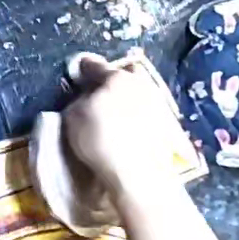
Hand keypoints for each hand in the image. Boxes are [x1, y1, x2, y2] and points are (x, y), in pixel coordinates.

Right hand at [60, 52, 189, 203]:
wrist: (137, 173)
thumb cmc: (100, 138)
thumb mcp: (72, 116)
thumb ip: (78, 101)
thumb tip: (85, 99)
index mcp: (116, 78)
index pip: (96, 66)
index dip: (84, 67)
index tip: (79, 66)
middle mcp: (140, 84)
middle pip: (122, 76)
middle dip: (110, 80)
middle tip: (97, 90)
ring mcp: (157, 103)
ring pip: (136, 92)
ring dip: (124, 98)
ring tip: (112, 110)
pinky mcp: (166, 124)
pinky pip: (145, 110)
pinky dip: (134, 114)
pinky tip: (126, 125)